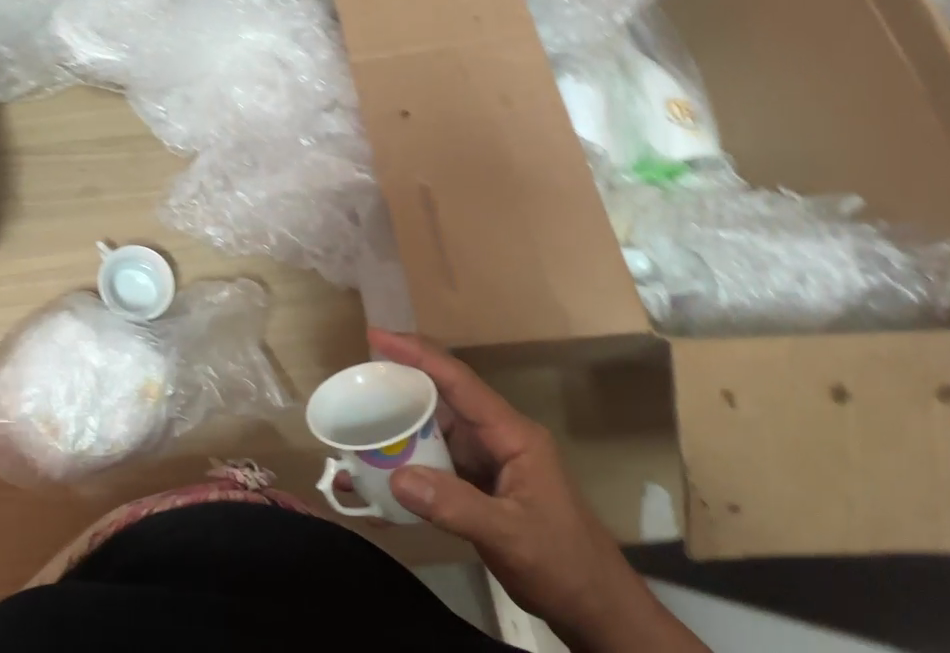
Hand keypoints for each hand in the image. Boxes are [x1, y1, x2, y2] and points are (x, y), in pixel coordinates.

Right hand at [368, 329, 707, 652]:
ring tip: (351, 443)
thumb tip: (395, 474)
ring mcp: (487, 465)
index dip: (416, 354)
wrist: (599, 614)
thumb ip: (455, 505)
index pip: (458, 381)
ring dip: (394, 438)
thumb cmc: (565, 566)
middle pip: (439, 402)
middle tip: (351, 393)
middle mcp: (496, 440)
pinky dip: (404, 473)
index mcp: (512, 435)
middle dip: (394, 393)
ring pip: (432, 435)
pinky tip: (373, 489)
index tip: (374, 336)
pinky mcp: (478, 490)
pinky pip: (433, 468)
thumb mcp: (511, 535)